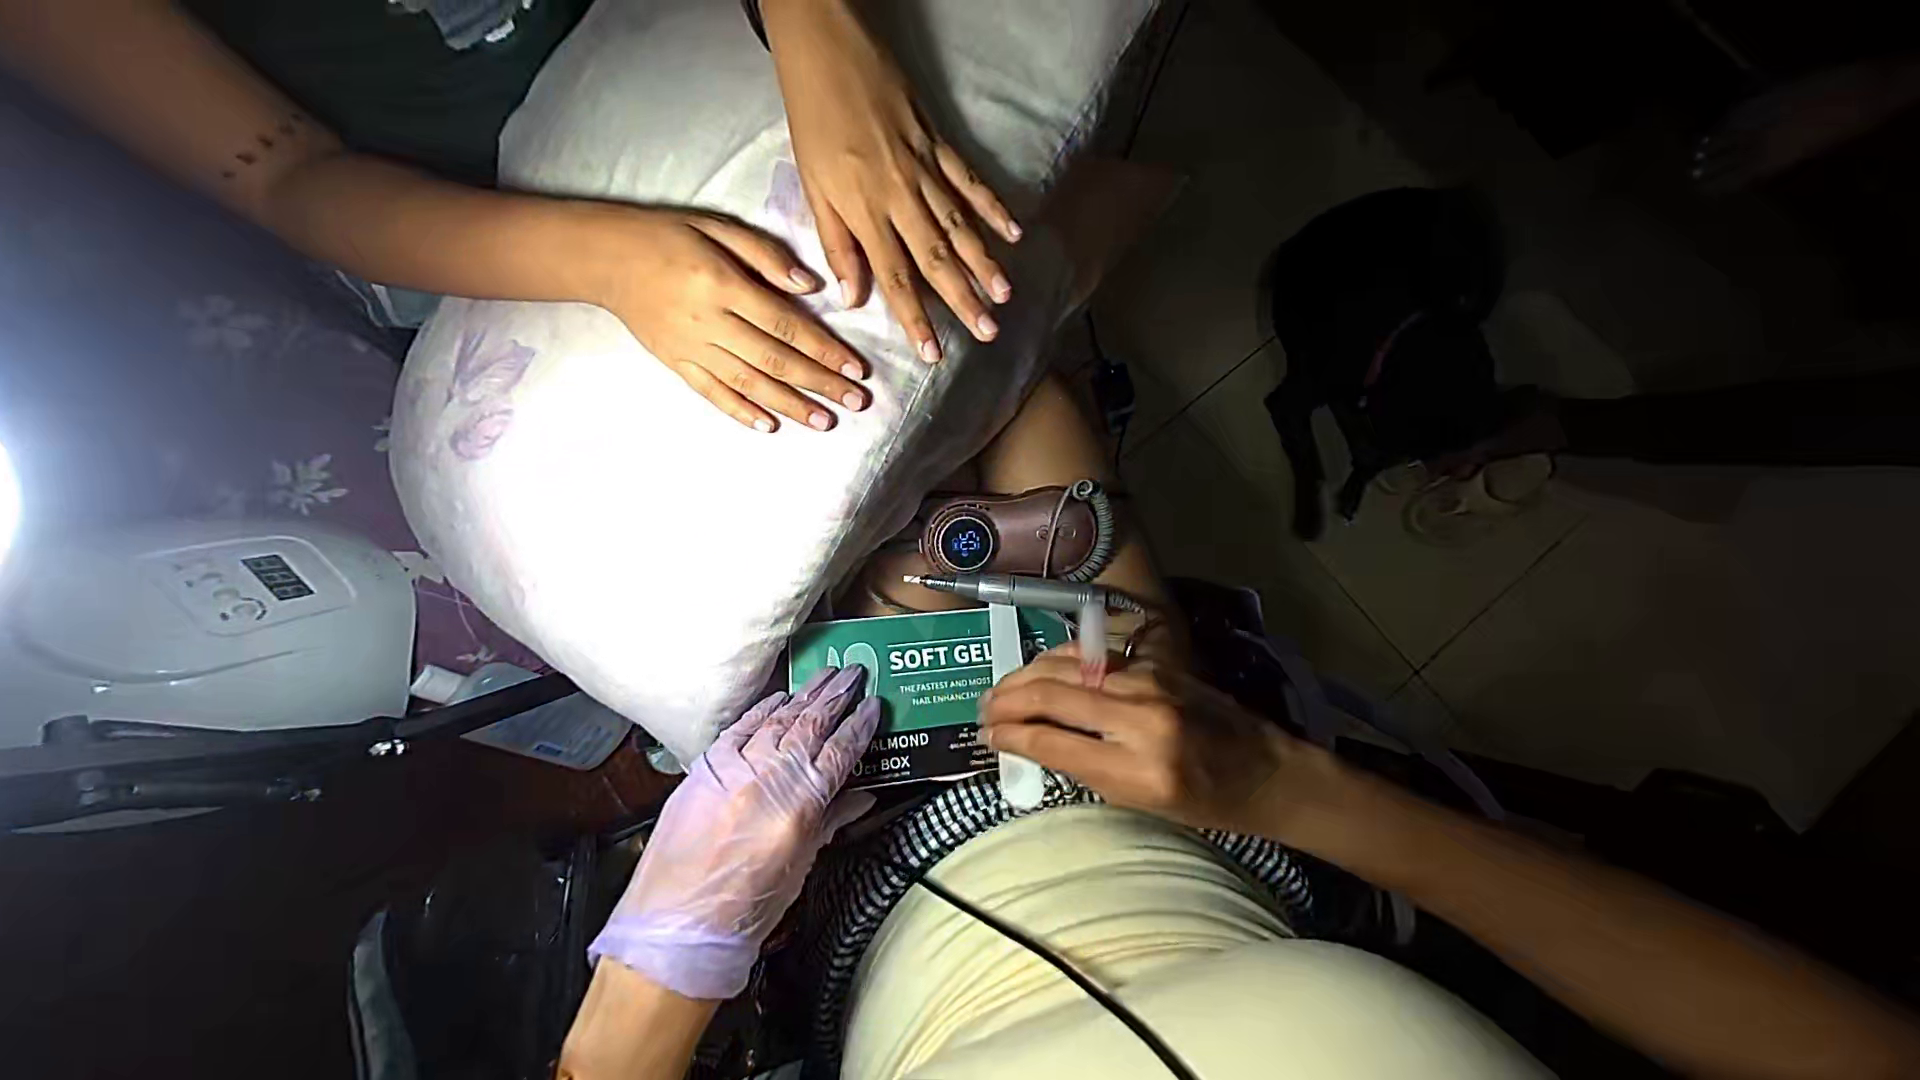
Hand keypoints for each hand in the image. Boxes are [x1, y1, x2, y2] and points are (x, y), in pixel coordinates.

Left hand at [588, 665, 880, 998]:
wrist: (676, 927)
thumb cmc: (744, 909)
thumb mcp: (799, 866)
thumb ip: (831, 821)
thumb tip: (861, 797)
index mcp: (799, 805)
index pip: (839, 752)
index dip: (859, 725)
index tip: (873, 704)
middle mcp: (769, 778)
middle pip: (811, 724)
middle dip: (836, 694)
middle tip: (853, 672)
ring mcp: (736, 769)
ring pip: (779, 718)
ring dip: (805, 693)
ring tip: (825, 673)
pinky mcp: (706, 768)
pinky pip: (740, 727)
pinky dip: (762, 708)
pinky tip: (780, 695)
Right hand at [602, 208, 871, 432]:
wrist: (604, 257)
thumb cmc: (668, 236)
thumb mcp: (717, 228)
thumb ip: (765, 256)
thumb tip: (810, 287)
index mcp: (724, 285)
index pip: (786, 324)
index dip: (824, 349)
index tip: (855, 369)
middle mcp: (710, 322)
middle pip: (776, 360)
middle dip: (820, 383)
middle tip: (855, 402)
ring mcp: (692, 348)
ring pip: (750, 383)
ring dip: (791, 405)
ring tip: (825, 422)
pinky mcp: (676, 364)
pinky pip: (712, 393)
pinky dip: (741, 412)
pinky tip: (770, 426)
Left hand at [764, 0, 1020, 363]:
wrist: (824, 45)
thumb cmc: (813, 122)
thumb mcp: (812, 188)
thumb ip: (837, 244)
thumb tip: (851, 298)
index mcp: (865, 211)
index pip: (895, 277)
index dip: (916, 319)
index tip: (933, 353)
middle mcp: (900, 196)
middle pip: (937, 259)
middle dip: (963, 300)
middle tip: (987, 333)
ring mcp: (924, 168)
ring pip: (959, 225)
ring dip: (984, 264)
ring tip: (1004, 296)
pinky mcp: (939, 142)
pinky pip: (971, 180)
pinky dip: (993, 207)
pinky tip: (1013, 233)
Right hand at [980, 646, 1323, 835]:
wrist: (1266, 769)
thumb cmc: (1206, 802)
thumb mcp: (1140, 803)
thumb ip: (1082, 767)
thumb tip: (1028, 742)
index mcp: (1140, 768)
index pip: (1054, 743)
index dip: (1012, 736)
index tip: (989, 737)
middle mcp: (1141, 716)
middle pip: (1052, 695)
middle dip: (1008, 700)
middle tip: (983, 710)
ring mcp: (1148, 680)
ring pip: (1065, 667)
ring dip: (1024, 676)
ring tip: (1000, 690)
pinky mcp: (1153, 661)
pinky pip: (1089, 656)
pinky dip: (1055, 660)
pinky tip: (1038, 669)